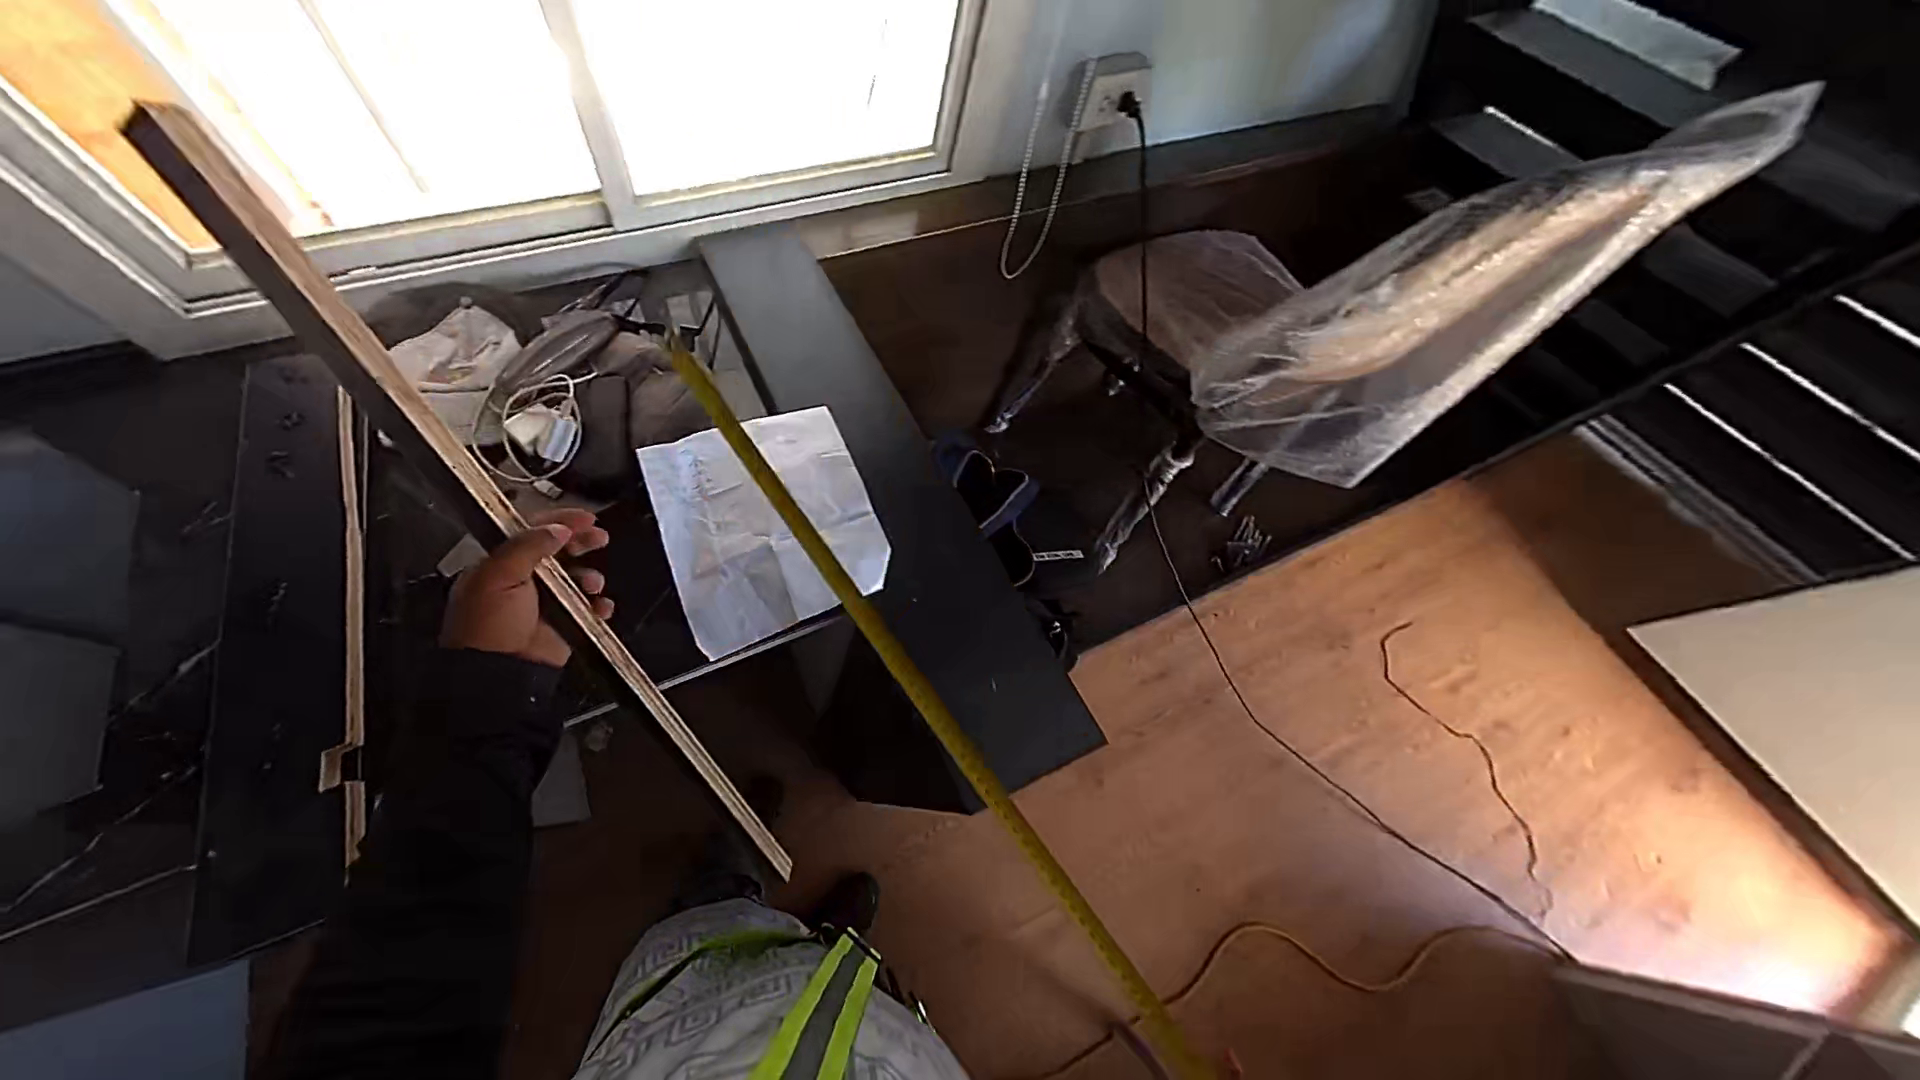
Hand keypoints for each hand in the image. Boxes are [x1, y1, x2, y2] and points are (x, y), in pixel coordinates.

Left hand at [440, 508, 612, 667]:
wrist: (501, 671)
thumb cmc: (487, 628)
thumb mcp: (498, 577)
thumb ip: (526, 546)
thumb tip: (555, 529)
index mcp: (501, 565)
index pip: (532, 532)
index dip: (559, 522)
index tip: (583, 518)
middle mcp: (524, 580)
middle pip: (560, 551)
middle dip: (582, 542)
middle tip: (598, 537)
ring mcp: (546, 601)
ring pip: (579, 577)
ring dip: (591, 577)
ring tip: (592, 584)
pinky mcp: (565, 621)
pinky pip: (591, 606)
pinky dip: (600, 604)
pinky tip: (599, 605)